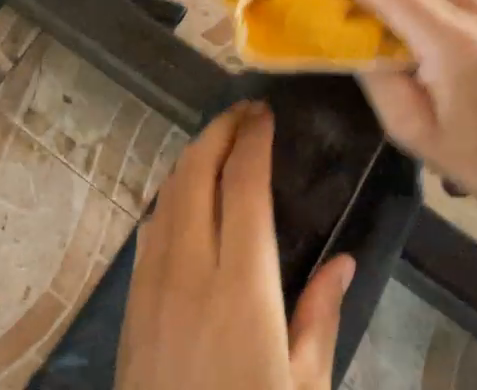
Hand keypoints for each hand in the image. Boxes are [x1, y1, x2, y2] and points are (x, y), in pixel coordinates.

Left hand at [117, 102, 354, 389]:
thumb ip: (320, 318)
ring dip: (191, 159)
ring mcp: (153, 287)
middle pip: (194, 173)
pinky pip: (151, 230)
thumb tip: (344, 262)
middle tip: (245, 114)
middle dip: (218, 131)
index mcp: (242, 286)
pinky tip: (187, 201)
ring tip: (220, 145)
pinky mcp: (132, 307)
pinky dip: (172, 196)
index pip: (243, 185)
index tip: (267, 114)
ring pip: (166, 196)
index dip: (253, 140)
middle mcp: (190, 271)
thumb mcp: (304, 388)